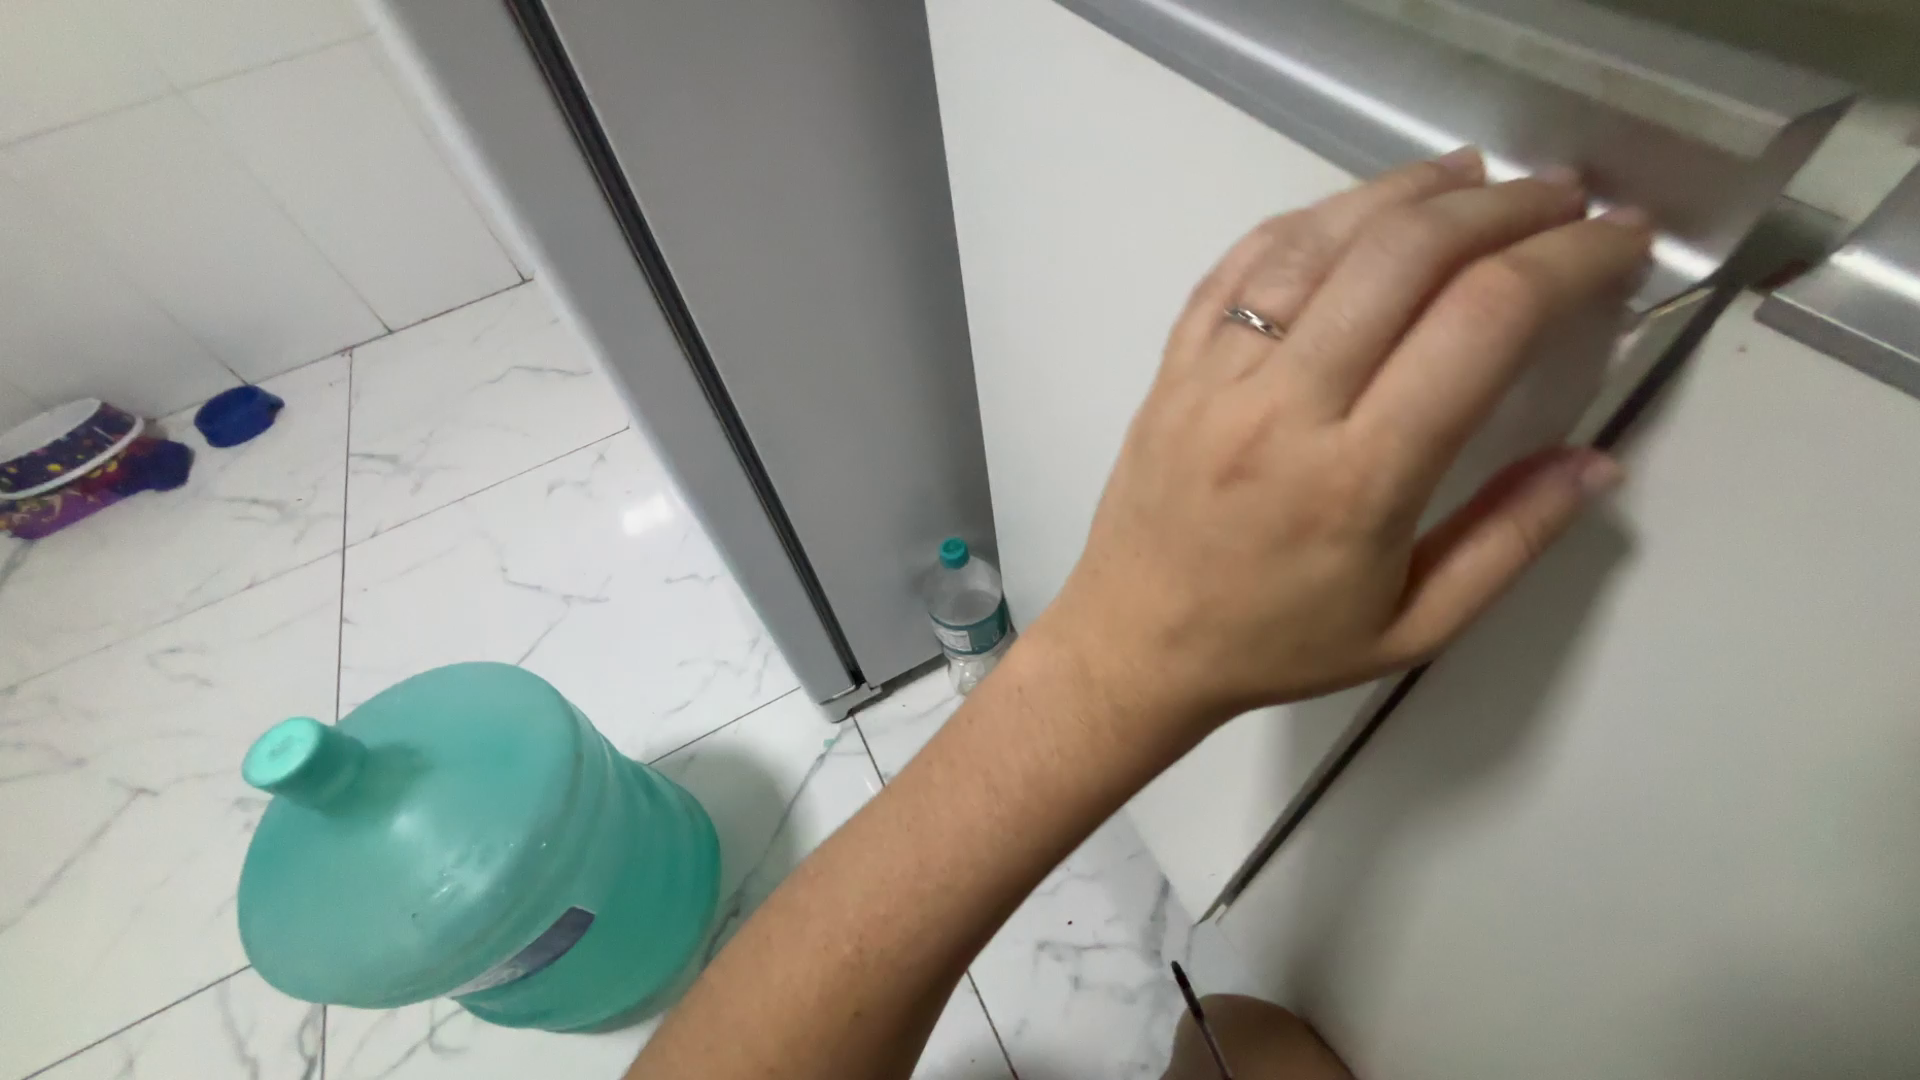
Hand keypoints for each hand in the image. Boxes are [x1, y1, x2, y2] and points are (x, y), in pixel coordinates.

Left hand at [1041, 149, 1650, 727]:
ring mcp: (1212, 381)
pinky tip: (1346, 215)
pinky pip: (1231, 272)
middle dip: (1502, 205)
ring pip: (1311, 244)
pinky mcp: (1168, 373)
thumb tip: (1597, 459)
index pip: (1483, 319)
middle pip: (1402, 255)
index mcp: (1357, 477)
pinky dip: (1298, 226)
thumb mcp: (1409, 628)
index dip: (1571, 257)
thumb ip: (1509, 543)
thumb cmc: (1270, 644)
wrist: (1135, 640)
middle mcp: (1281, 408)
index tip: (1620, 239)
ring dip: (1401, 192)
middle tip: (1558, 196)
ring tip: (1469, 179)